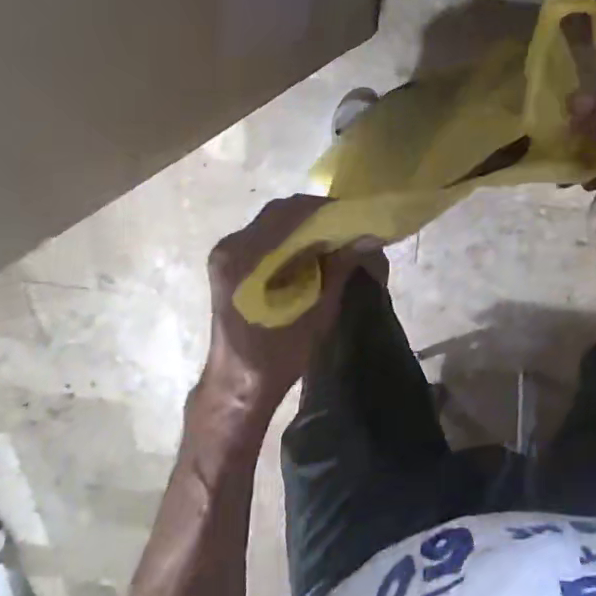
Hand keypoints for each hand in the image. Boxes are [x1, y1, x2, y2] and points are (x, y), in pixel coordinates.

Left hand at [202, 196, 359, 412]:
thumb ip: (340, 267)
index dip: (326, 210)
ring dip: (305, 226)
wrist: (240, 386)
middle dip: (318, 216)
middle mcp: (231, 246)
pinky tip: (312, 253)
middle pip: (279, 213)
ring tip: (336, 239)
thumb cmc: (278, 355)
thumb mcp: (317, 310)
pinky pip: (264, 239)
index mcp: (245, 255)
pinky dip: (291, 239)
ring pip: (272, 224)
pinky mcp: (229, 266)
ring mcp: (227, 255)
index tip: (356, 217)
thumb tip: (369, 237)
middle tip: (349, 228)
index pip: (290, 213)